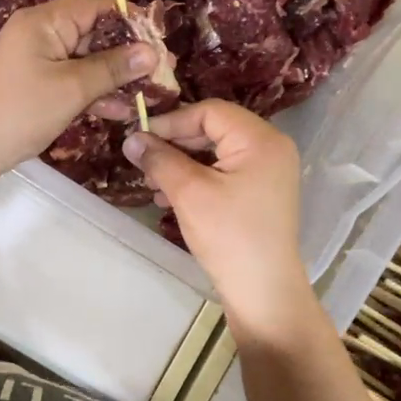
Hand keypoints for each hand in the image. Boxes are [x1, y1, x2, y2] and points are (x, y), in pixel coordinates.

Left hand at [0, 0, 155, 178]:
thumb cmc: (21, 113)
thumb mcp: (72, 89)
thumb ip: (113, 67)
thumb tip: (151, 51)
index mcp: (43, 21)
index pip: (97, 7)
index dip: (131, 22)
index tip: (161, 42)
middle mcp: (38, 32)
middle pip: (93, 33)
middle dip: (126, 54)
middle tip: (162, 73)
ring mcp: (35, 59)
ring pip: (84, 60)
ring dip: (113, 78)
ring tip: (149, 94)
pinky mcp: (34, 84)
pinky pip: (70, 79)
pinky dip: (92, 92)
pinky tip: (120, 110)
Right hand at [123, 101, 316, 343]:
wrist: (262, 288)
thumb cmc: (229, 235)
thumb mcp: (188, 193)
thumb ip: (159, 160)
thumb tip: (131, 139)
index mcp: (260, 140)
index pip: (209, 112)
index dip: (171, 122)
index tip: (138, 140)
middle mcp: (269, 149)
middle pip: (212, 130)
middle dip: (174, 144)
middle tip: (142, 162)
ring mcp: (267, 173)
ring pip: (214, 153)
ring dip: (179, 164)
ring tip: (152, 184)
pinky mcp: (258, 194)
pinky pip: (222, 173)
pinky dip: (194, 179)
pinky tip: (169, 198)